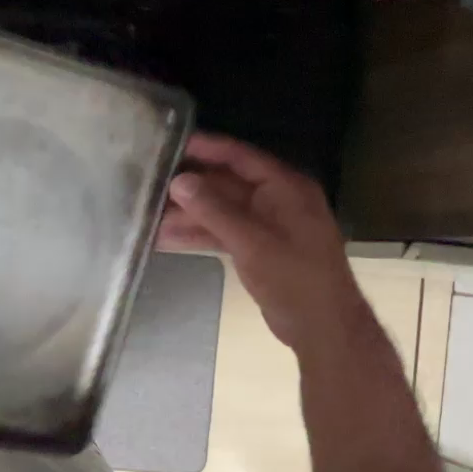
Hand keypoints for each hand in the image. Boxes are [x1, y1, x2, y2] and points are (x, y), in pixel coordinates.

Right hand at [158, 133, 370, 352]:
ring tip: (150, 216)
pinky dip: (198, 235)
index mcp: (285, 188)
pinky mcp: (258, 248)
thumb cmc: (294, 279)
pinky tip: (167, 239)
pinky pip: (223, 232)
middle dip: (190, 187)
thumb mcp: (251, 242)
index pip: (240, 157)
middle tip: (150, 184)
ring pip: (221, 211)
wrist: (323, 327)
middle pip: (226, 184)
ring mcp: (267, 225)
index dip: (206, 149)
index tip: (171, 144)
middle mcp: (276, 200)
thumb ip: (213, 210)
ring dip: (189, 215)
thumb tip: (178, 181)